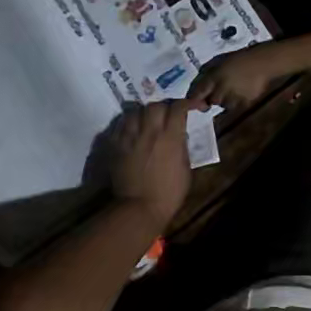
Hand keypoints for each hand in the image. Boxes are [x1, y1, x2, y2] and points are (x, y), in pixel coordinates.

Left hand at [111, 100, 196, 223]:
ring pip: (135, 111)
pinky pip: (121, 125)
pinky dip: (130, 123)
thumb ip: (182, 146)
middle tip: (170, 115)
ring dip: (145, 113)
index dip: (188, 103)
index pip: (178, 107)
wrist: (139, 208)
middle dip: (165, 107)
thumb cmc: (170, 192)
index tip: (195, 106)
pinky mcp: (115, 145)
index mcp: (170, 137)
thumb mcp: (185, 168)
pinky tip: (134, 131)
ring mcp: (129, 137)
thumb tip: (180, 134)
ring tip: (149, 121)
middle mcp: (149, 131)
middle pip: (156, 105)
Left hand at [192, 48, 277, 110]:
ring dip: (225, 100)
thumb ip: (206, 74)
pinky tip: (242, 91)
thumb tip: (196, 90)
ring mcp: (234, 98)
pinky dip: (236, 101)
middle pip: (212, 101)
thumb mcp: (218, 61)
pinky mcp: (245, 103)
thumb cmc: (239, 58)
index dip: (193, 99)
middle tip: (221, 89)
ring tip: (233, 89)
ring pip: (224, 105)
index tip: (195, 101)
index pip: (198, 93)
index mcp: (214, 77)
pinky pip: (236, 106)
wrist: (263, 62)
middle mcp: (222, 89)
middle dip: (213, 97)